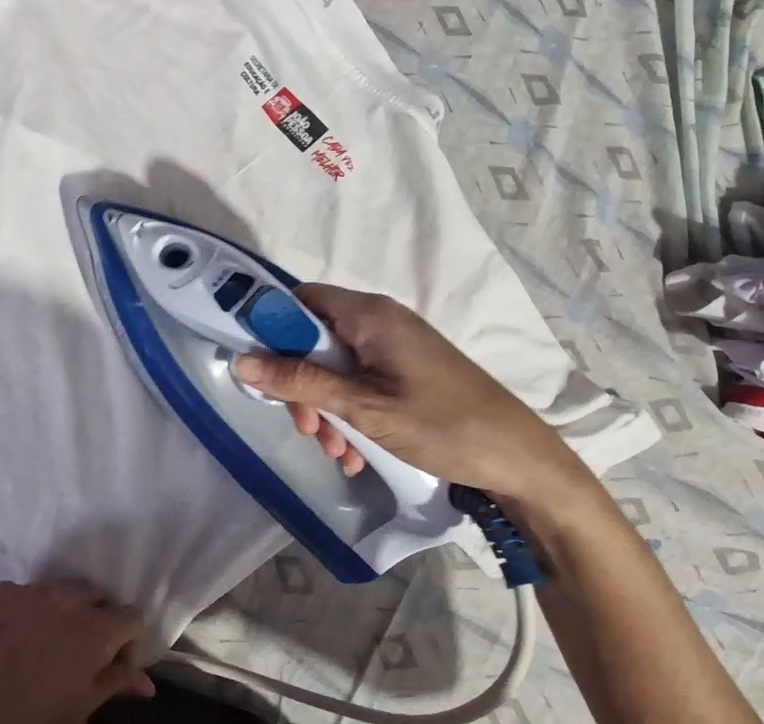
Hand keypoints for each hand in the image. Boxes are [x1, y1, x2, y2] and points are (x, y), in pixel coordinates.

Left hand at [0, 581, 153, 723]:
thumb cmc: (28, 716)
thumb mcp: (78, 707)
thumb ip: (114, 684)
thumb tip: (145, 681)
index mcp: (93, 631)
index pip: (132, 616)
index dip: (130, 640)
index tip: (117, 662)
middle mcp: (66, 599)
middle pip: (99, 596)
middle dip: (101, 619)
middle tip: (87, 654)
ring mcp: (31, 589)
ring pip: (64, 589)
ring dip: (69, 610)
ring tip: (52, 643)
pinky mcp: (1, 589)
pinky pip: (30, 591)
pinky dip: (34, 608)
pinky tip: (21, 636)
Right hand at [232, 284, 590, 503]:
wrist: (522, 463)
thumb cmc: (442, 426)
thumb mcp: (363, 407)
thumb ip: (299, 382)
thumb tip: (241, 361)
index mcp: (369, 315)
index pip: (300, 299)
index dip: (272, 328)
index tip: (262, 372)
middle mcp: (379, 321)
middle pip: (313, 338)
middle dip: (300, 384)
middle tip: (305, 427)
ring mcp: (394, 348)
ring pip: (333, 367)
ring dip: (324, 407)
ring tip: (336, 451)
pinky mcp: (406, 372)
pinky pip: (358, 382)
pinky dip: (349, 413)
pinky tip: (356, 453)